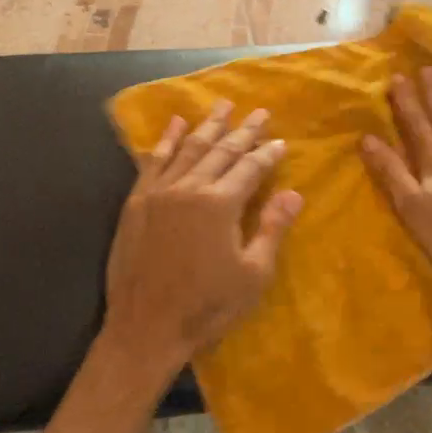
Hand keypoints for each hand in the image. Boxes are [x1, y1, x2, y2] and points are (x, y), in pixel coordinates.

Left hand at [103, 102, 303, 365]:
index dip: (268, 153)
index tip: (281, 141)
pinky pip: (154, 160)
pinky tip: (175, 124)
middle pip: (221, 150)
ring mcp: (160, 191)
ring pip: (189, 147)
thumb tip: (294, 193)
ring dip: (208, 125)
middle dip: (243, 130)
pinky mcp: (137, 200)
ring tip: (222, 105)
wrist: (145, 326)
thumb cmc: (206, 307)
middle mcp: (190, 187)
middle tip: (258, 112)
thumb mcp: (252, 275)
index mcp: (220, 204)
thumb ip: (272, 229)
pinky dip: (167, 139)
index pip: (250, 168)